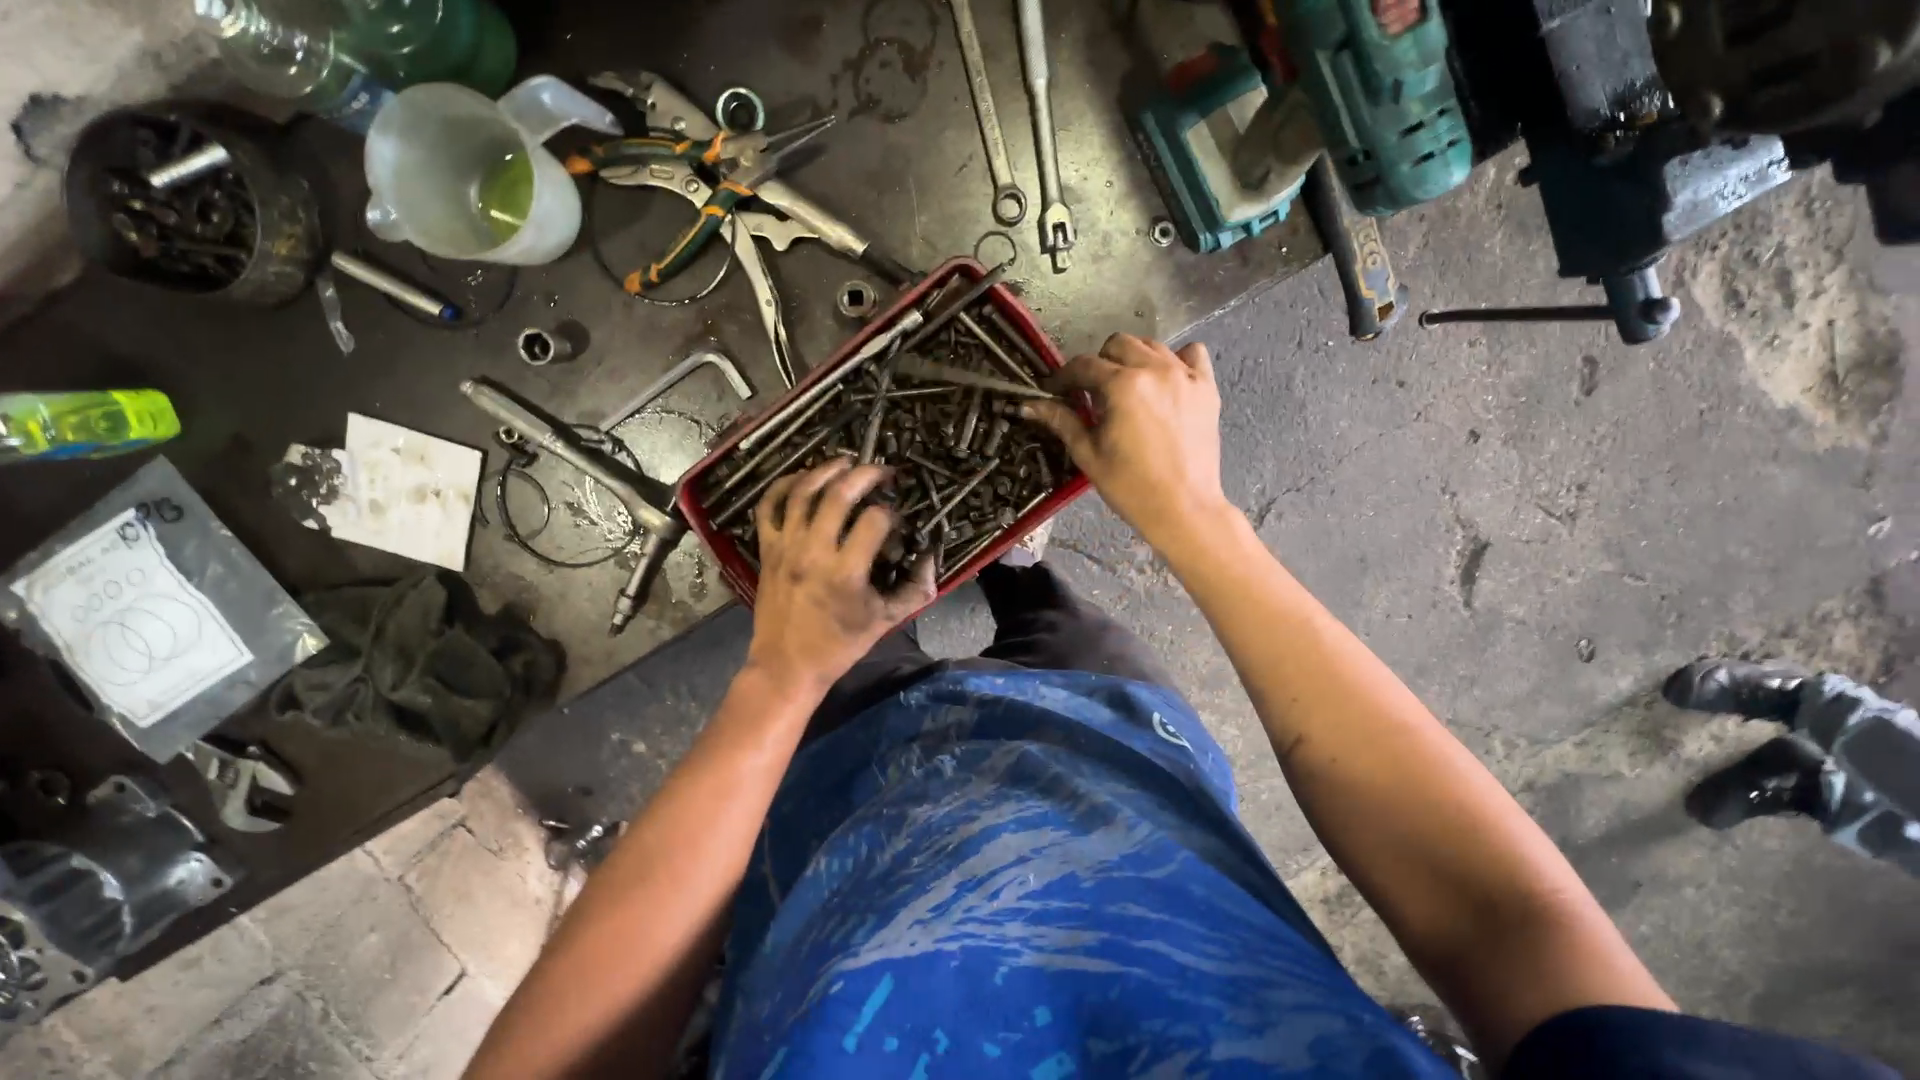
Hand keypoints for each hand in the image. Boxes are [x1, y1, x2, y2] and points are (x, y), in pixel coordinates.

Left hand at [745, 458, 936, 693]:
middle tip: (883, 472)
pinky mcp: (767, 548)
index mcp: (846, 572)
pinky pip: (769, 506)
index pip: (875, 521)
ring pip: (804, 491)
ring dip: (827, 469)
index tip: (898, 520)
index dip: (892, 514)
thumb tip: (931, 558)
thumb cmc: (840, 645)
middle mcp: (814, 551)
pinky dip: (783, 485)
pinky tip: (802, 477)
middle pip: (839, 494)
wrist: (787, 665)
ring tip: (847, 462)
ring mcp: (786, 546)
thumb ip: (915, 590)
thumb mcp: (885, 621)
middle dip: (866, 475)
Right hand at [1024, 334, 1236, 555]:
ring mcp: (1185, 375)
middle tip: (1094, 393)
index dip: (1065, 377)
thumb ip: (1062, 421)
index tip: (1057, 391)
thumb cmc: (1131, 487)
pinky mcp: (1207, 387)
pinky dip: (1176, 360)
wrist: (1184, 508)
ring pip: (1152, 346)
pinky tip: (1166, 382)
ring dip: (1133, 359)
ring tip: (1129, 389)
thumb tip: (1030, 405)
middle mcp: (1155, 369)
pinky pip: (1193, 353)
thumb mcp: (1089, 454)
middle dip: (1100, 363)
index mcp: (1123, 386)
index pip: (1084, 365)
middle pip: (1119, 344)